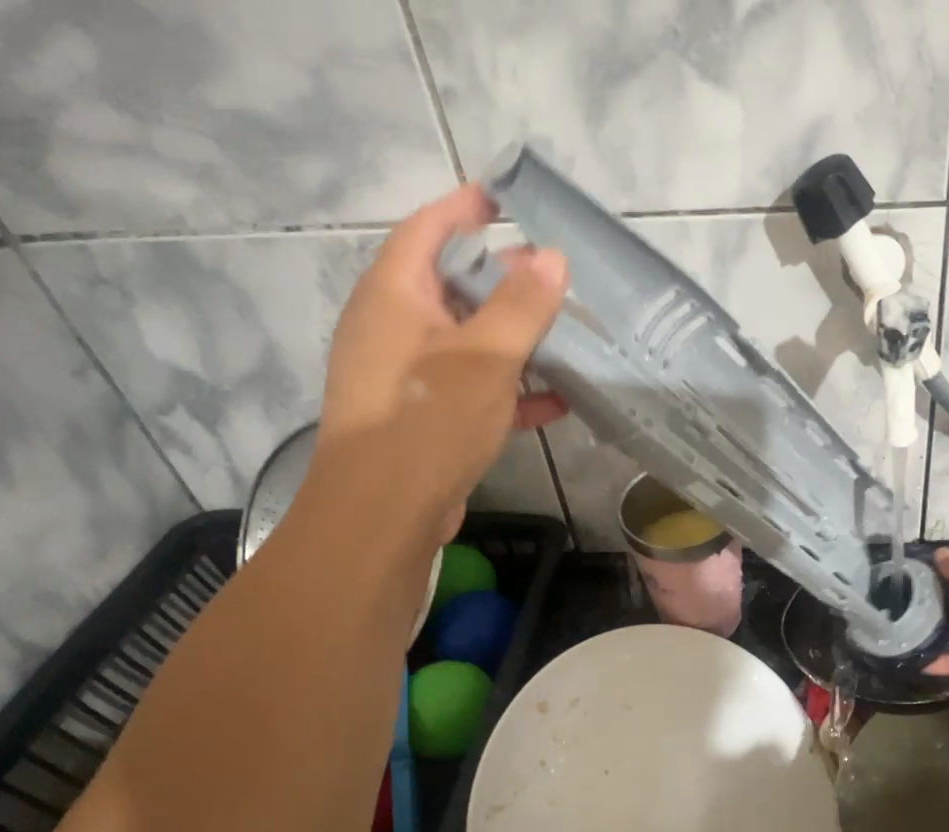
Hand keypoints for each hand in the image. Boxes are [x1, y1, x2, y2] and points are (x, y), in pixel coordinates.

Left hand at [308, 184, 570, 541]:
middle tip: (556, 273)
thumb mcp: (485, 357)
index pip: (428, 229)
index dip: (467, 208)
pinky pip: (472, 387)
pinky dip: (511, 389)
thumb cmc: (428, 421)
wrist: (382, 515)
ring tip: (567, 333)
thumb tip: (551, 257)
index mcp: (394, 295)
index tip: (510, 198)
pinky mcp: (422, 417)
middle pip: (451, 283)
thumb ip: (521, 305)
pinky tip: (558, 402)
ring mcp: (406, 375)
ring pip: (467, 339)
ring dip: (514, 337)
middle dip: (505, 277)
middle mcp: (393, 327)